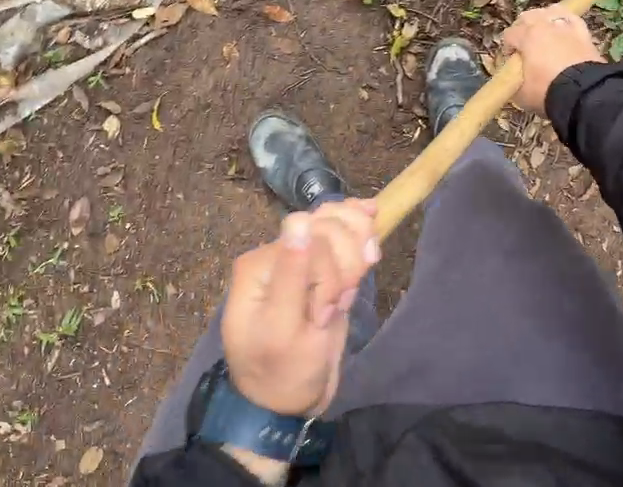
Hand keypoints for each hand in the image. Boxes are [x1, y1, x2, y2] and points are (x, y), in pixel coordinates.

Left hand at [221, 198, 379, 417]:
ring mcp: (304, 257)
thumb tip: (298, 219)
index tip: (320, 315)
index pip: (312, 236)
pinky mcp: (324, 266)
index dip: (329, 273)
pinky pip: (347, 234)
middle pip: (331, 227)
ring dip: (354, 262)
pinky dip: (360, 247)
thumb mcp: (283, 330)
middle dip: (344, 269)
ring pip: (343, 226)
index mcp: (260, 263)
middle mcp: (279, 252)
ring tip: (342, 300)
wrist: (291, 403)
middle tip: (330, 311)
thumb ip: (291, 273)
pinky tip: (362, 263)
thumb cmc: (281, 371)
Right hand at [502, 5, 603, 114]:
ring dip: (543, 20)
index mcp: (526, 36)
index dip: (508, 47)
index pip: (509, 34)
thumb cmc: (546, 91)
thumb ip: (513, 80)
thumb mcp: (521, 93)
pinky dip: (565, 22)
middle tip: (525, 47)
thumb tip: (513, 76)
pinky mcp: (583, 32)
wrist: (583, 93)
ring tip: (544, 34)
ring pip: (550, 12)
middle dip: (522, 30)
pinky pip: (571, 18)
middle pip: (527, 17)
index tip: (511, 61)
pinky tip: (564, 29)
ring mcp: (565, 26)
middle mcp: (544, 24)